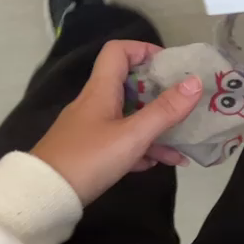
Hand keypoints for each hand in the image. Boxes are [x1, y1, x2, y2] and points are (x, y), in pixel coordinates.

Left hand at [31, 39, 203, 202]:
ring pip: (130, 118)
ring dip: (157, 129)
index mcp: (101, 90)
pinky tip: (159, 163)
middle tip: (185, 106)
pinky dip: (143, 148)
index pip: (119, 52)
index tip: (171, 66)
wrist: (48, 193)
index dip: (144, 50)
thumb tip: (195, 82)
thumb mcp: (133, 135)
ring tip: (183, 147)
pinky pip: (123, 141)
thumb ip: (165, 110)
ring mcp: (92, 128)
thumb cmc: (90, 158)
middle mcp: (96, 103)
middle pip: (130, 86)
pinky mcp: (92, 150)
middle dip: (161, 96)